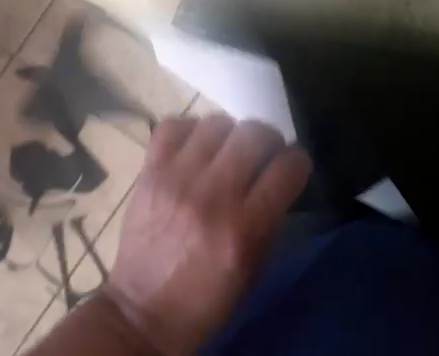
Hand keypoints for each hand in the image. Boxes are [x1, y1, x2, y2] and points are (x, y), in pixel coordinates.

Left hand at [100, 113, 312, 354]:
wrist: (141, 315)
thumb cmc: (207, 298)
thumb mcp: (255, 268)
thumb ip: (273, 216)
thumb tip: (283, 175)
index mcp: (244, 228)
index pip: (288, 166)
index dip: (296, 164)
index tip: (291, 171)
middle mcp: (213, 196)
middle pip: (255, 133)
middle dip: (268, 141)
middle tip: (262, 157)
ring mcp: (177, 180)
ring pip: (218, 123)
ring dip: (229, 135)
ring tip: (225, 153)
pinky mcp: (149, 173)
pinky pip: (173, 126)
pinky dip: (188, 132)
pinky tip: (194, 150)